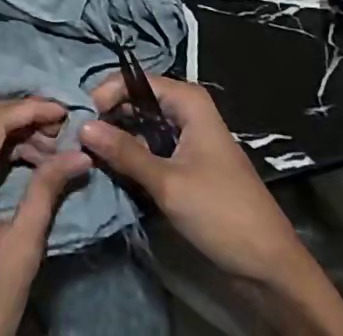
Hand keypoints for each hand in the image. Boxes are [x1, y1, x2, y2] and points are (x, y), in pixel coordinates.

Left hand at [0, 99, 91, 335]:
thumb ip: (46, 190)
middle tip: (62, 126)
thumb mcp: (23, 247)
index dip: (31, 109)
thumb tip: (80, 152)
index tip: (66, 111)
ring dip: (15, 130)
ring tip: (52, 146)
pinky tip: (30, 159)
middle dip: (24, 114)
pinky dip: (2, 148)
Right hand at [80, 75, 342, 335]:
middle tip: (76, 139)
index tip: (80, 119)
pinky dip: (131, 155)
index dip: (108, 94)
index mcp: (189, 101)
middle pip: (139, 101)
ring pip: (143, 125)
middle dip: (109, 116)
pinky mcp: (186, 162)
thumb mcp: (167, 182)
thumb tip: (83, 127)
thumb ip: (125, 152)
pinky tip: (109, 168)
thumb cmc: (220, 211)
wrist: (265, 261)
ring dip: (118, 137)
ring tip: (85, 154)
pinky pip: (151, 147)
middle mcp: (188, 110)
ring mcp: (188, 137)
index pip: (138, 81)